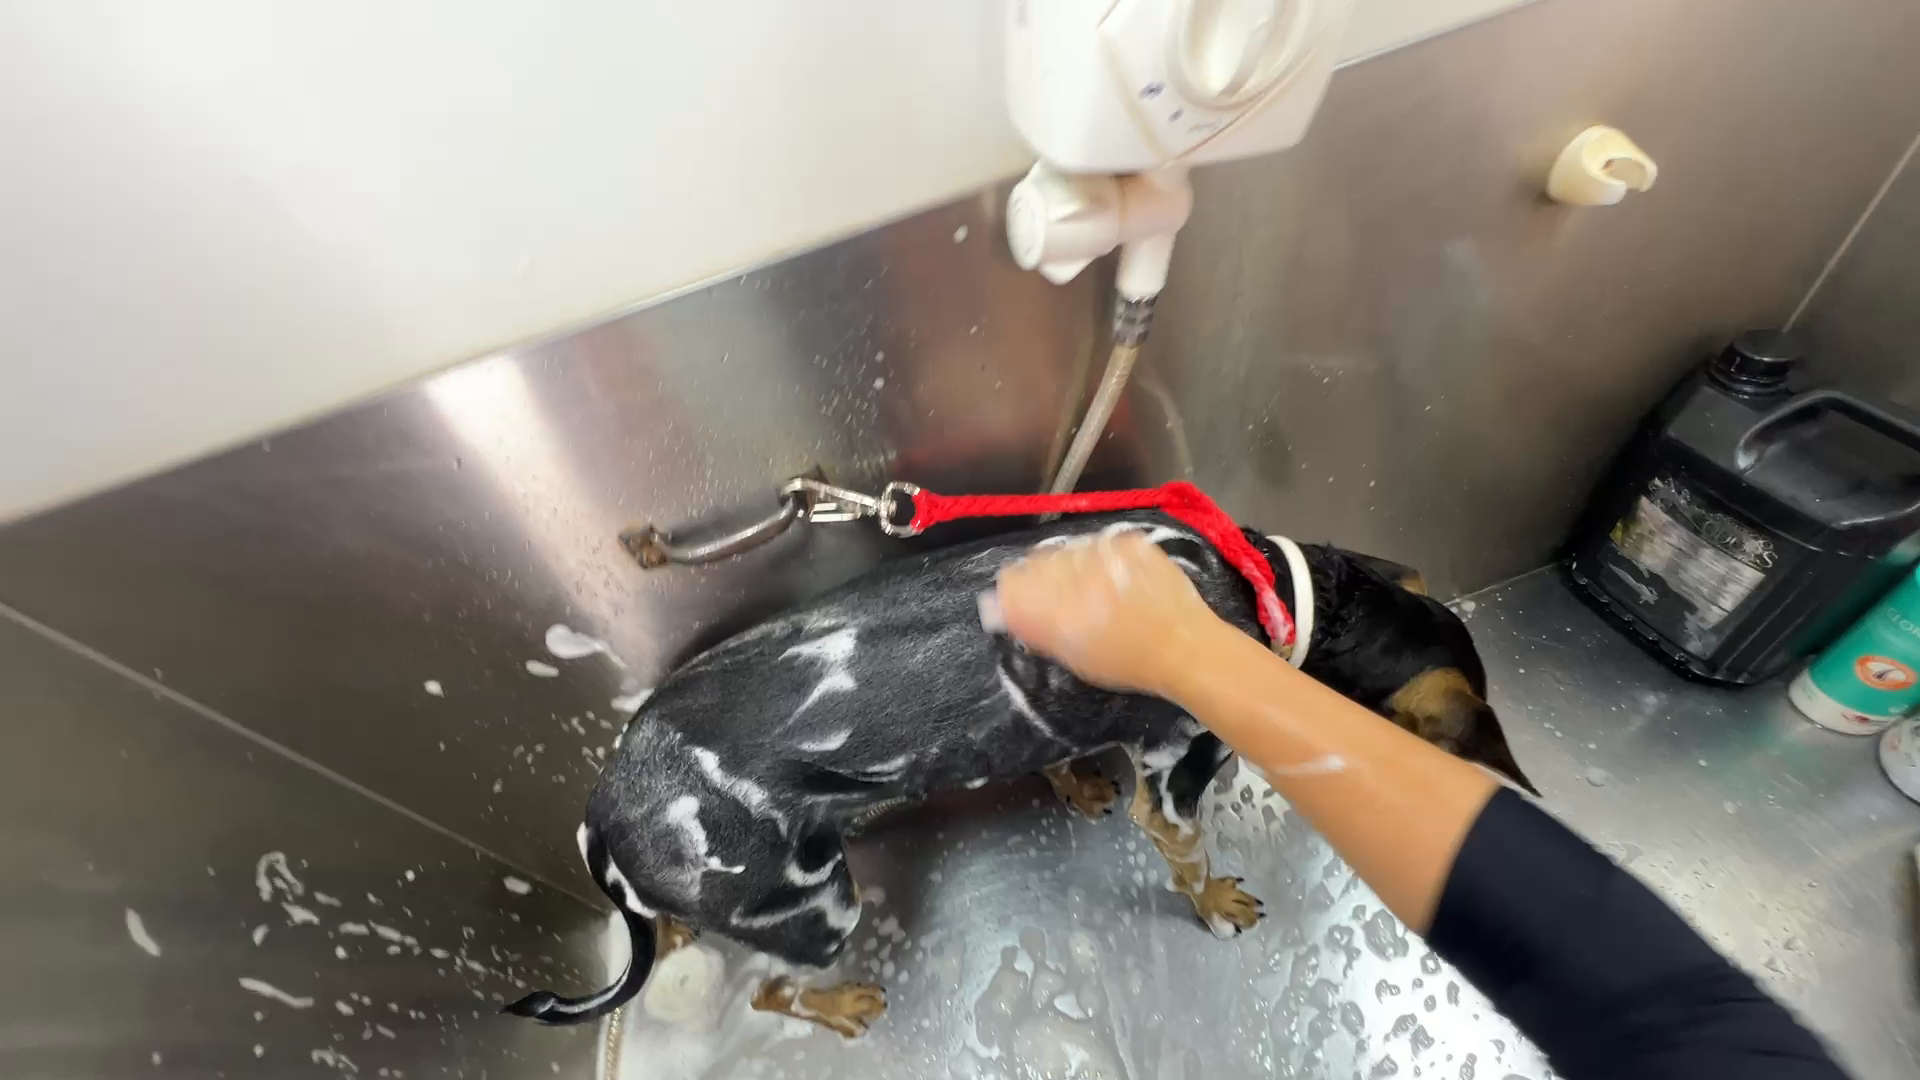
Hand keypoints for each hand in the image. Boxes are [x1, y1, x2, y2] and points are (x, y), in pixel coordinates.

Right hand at [984, 530, 1225, 698]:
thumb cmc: (1128, 662)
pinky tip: (1116, 577)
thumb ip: (1033, 627)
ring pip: (1068, 549)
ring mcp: (1106, 551)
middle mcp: (1076, 571)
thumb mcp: (1073, 654)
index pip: (1012, 579)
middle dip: (1043, 577)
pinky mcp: (1130, 540)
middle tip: (1063, 597)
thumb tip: (998, 606)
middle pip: (1038, 560)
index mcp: (1057, 604)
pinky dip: (1101, 558)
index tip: (1021, 600)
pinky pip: (1100, 544)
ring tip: (1096, 588)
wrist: (1186, 647)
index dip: (1014, 589)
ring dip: (1072, 565)